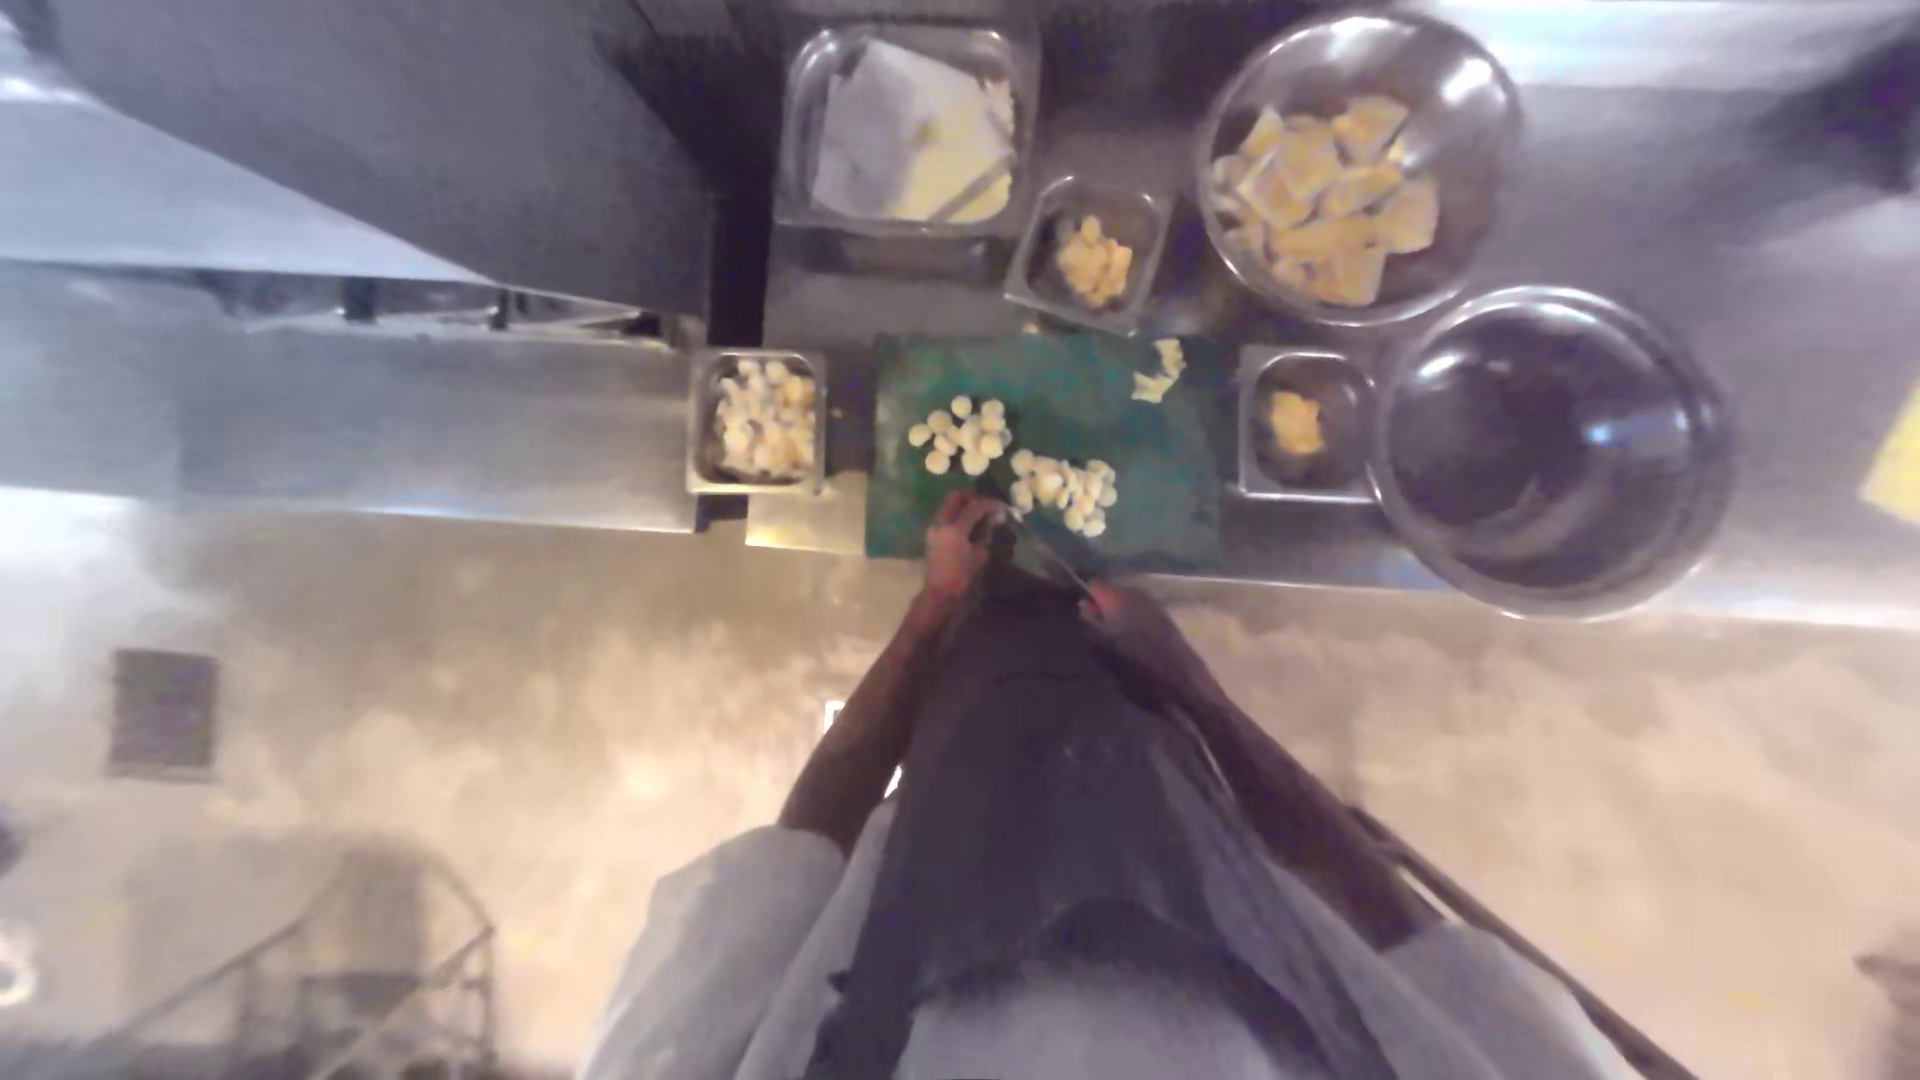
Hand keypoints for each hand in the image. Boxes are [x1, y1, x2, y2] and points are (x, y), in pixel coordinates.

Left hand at [923, 490, 1000, 605]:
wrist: (940, 593)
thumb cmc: (963, 577)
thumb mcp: (980, 554)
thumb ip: (985, 532)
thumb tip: (992, 518)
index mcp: (955, 528)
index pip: (975, 506)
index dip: (990, 503)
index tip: (1001, 505)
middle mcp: (941, 522)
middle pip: (955, 497)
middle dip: (972, 496)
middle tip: (986, 503)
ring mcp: (933, 527)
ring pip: (948, 505)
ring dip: (963, 504)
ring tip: (979, 513)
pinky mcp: (931, 534)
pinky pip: (945, 515)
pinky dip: (957, 514)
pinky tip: (969, 523)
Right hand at [1079, 581, 1200, 687]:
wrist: (1182, 682)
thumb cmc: (1136, 667)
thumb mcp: (1103, 648)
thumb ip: (1090, 622)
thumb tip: (1083, 604)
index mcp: (1117, 598)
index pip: (1092, 584)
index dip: (1084, 594)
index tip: (1078, 610)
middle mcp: (1134, 593)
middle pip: (1110, 591)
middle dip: (1101, 604)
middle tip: (1093, 626)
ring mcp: (1151, 602)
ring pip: (1125, 600)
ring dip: (1116, 612)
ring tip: (1111, 633)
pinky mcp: (1163, 615)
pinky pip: (1138, 609)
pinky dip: (1131, 618)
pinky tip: (1130, 636)